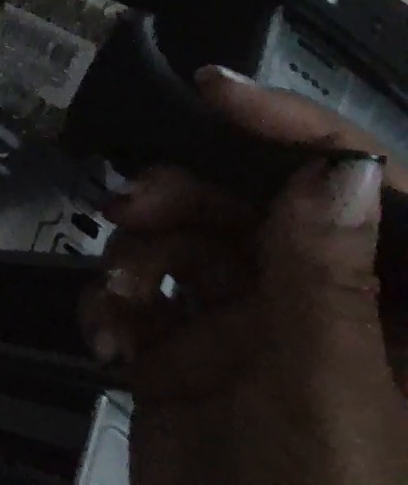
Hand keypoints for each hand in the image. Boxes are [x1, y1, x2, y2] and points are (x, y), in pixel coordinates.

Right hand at [80, 68, 407, 484]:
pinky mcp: (188, 347)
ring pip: (186, 240)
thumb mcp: (335, 396)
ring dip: (137, 256)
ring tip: (117, 297)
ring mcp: (257, 327)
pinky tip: (109, 338)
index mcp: (405, 314)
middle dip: (185, 199)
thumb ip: (331, 284)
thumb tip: (335, 173)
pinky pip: (141, 291)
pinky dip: (113, 305)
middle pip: (256, 206)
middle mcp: (338, 308)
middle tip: (130, 208)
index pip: (370, 195)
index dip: (302, 134)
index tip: (214, 91)